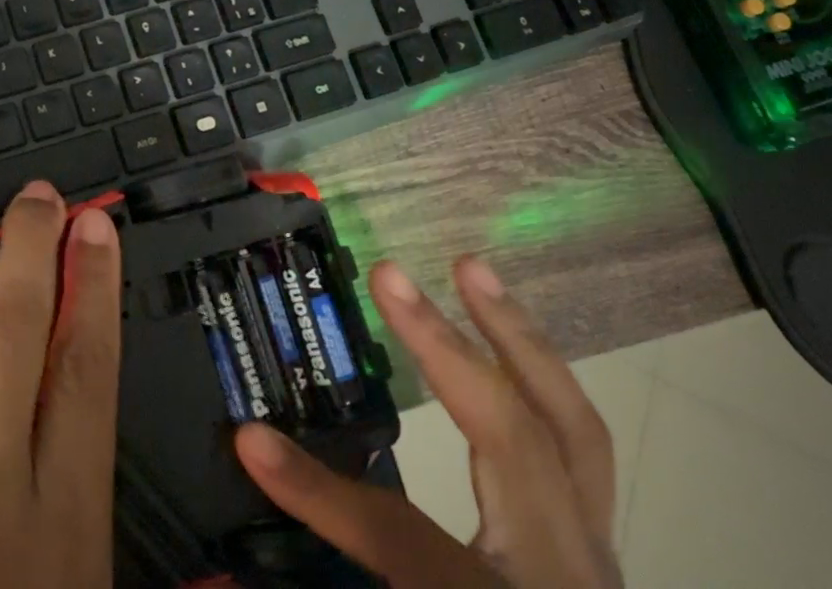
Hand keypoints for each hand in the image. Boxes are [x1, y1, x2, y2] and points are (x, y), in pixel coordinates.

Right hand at [234, 257, 621, 588]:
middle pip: (524, 441)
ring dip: (519, 340)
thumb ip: (344, 562)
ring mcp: (591, 556)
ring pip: (574, 427)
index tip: (251, 441)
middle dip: (453, 350)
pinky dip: (540, 381)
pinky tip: (506, 348)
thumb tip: (240, 536)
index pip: (407, 543)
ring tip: (475, 272)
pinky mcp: (591, 545)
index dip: (321, 492)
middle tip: (399, 276)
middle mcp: (565, 572)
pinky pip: (576, 445)